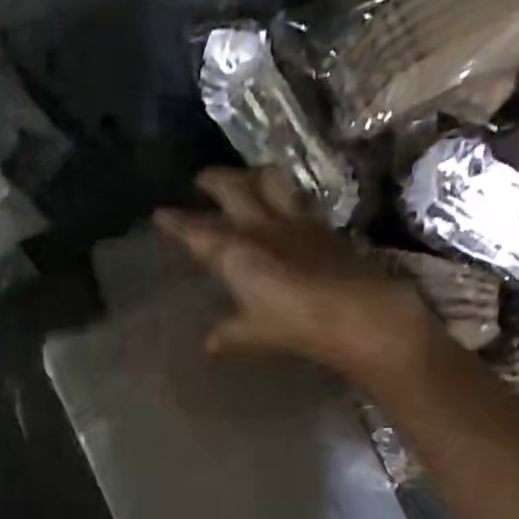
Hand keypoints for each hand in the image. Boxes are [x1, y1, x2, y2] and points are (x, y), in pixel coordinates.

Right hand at [154, 168, 450, 387]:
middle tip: (201, 180)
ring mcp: (297, 222)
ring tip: (246, 178)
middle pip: (232, 189)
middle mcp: (263, 226)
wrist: (358, 311)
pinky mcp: (325, 227)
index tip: (160, 214)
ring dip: (252, 175)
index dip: (177, 223)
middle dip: (213, 181)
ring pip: (270, 181)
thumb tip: (210, 343)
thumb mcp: (256, 335)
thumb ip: (231, 335)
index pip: (198, 232)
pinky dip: (287, 195)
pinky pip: (300, 199)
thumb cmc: (297, 325)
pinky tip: (290, 205)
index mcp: (236, 252)